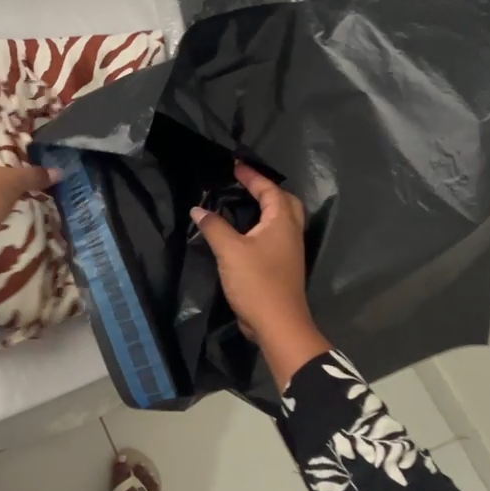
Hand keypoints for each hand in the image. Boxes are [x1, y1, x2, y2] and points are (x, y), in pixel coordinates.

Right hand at [189, 163, 330, 385]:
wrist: (277, 323)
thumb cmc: (257, 281)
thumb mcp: (230, 250)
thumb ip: (214, 226)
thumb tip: (198, 209)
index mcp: (282, 222)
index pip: (270, 190)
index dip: (253, 177)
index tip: (235, 166)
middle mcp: (291, 232)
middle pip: (285, 202)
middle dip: (267, 189)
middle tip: (245, 184)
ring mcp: (289, 250)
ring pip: (282, 220)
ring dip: (267, 208)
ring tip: (244, 203)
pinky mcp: (282, 266)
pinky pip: (275, 235)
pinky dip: (262, 226)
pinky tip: (244, 232)